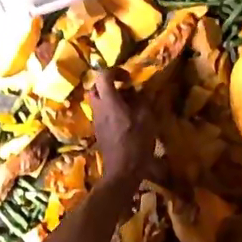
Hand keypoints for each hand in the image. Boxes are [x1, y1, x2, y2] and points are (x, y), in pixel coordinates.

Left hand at [86, 70, 154, 187]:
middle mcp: (98, 108)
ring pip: (97, 100)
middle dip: (108, 83)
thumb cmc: (136, 143)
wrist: (122, 170)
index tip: (128, 77)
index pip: (103, 76)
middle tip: (124, 88)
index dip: (115, 71)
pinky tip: (124, 118)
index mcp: (109, 102)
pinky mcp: (98, 131)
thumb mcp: (147, 119)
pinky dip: (110, 109)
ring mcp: (96, 120)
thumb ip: (142, 101)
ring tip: (127, 104)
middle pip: (94, 87)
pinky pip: (101, 112)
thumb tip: (138, 92)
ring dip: (109, 97)